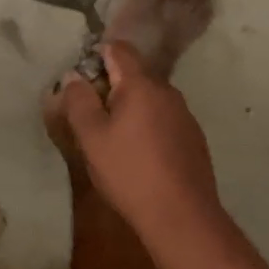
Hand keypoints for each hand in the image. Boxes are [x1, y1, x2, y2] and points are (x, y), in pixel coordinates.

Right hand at [60, 42, 220, 231]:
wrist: (183, 220)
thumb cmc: (130, 172)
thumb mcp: (91, 136)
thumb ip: (79, 100)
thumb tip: (74, 76)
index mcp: (141, 84)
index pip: (119, 49)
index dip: (97, 56)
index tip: (82, 81)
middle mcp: (168, 92)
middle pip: (135, 74)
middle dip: (111, 86)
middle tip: (91, 115)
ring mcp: (185, 116)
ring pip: (150, 98)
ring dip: (131, 108)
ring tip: (114, 138)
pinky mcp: (194, 140)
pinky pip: (164, 119)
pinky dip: (148, 126)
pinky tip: (140, 156)